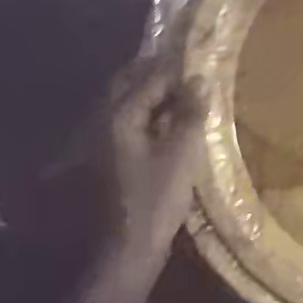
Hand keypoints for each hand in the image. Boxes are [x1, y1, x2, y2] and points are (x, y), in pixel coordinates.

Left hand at [107, 57, 206, 263]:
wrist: (128, 247)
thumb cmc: (156, 200)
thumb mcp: (181, 155)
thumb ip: (190, 115)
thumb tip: (200, 81)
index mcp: (120, 116)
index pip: (149, 77)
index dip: (176, 66)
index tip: (200, 55)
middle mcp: (103, 120)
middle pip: (128, 83)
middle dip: (157, 72)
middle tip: (188, 66)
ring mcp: (102, 139)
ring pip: (126, 101)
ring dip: (151, 90)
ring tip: (183, 88)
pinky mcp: (109, 156)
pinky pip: (128, 120)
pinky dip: (148, 111)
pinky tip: (167, 119)